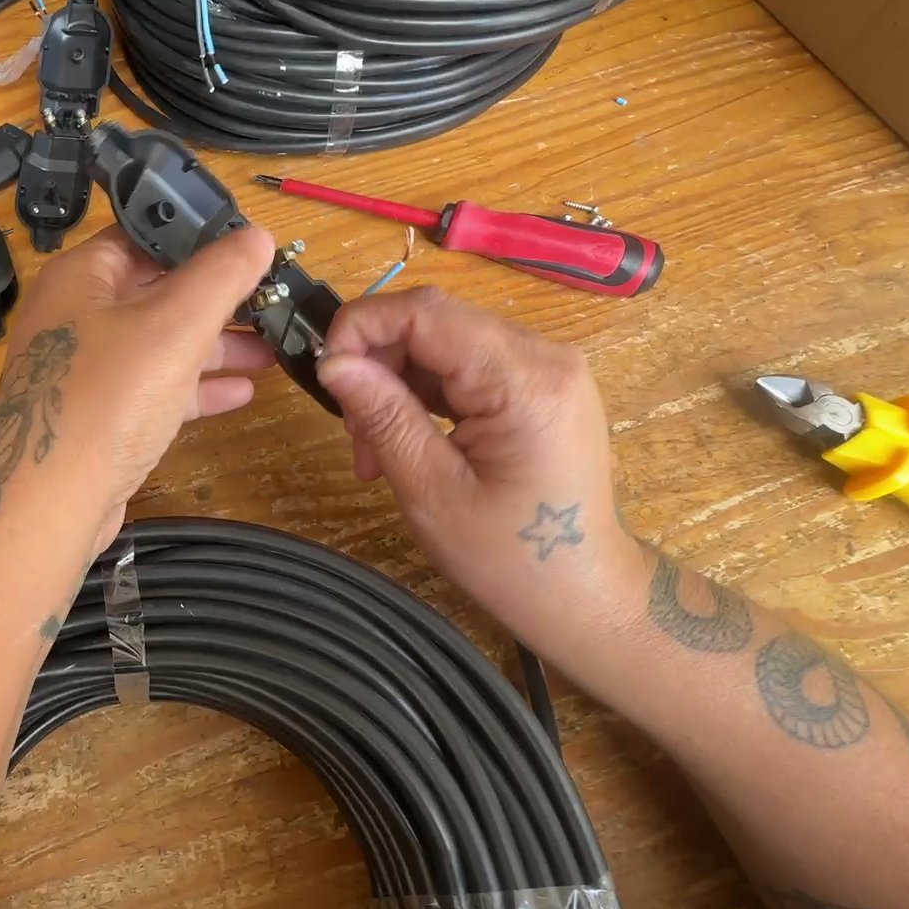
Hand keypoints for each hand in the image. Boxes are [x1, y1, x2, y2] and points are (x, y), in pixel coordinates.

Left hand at [0, 223, 275, 545]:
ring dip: (213, 348)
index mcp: (80, 278)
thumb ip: (220, 277)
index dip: (198, 237)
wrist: (53, 500)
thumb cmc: (110, 397)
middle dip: (217, 301)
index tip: (251, 247)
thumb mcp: (175, 326)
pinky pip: (152, 389)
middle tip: (272, 303)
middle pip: (156, 293)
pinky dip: (193, 388)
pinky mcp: (97, 415)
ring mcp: (84, 370)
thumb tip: (256, 235)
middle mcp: (76, 317)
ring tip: (270, 350)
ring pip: (158, 345)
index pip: (143, 238)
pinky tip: (240, 394)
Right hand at [315, 288, 641, 633]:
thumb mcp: (430, 490)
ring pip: (438, 342)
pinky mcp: (535, 383)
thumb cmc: (508, 557)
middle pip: (430, 321)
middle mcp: (543, 355)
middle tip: (353, 433)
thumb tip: (330, 362)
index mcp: (524, 380)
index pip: (424, 312)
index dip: (359, 328)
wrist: (583, 595)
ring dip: (392, 384)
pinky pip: (460, 365)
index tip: (325, 376)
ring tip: (375, 449)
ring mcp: (544, 366)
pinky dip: (419, 394)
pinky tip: (406, 438)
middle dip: (375, 364)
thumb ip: (382, 416)